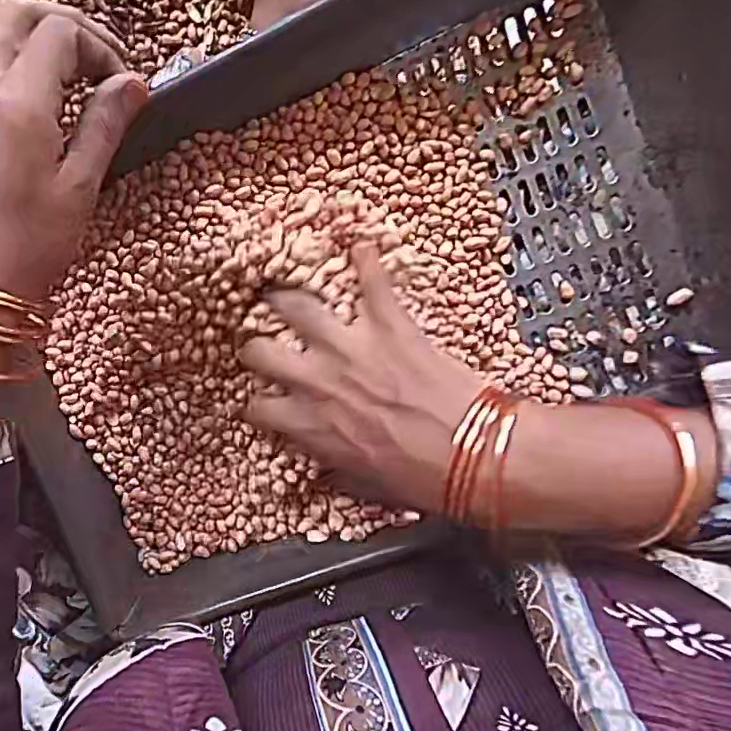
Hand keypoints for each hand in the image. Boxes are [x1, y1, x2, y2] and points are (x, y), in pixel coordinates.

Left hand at [0, 0, 149, 302]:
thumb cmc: (33, 242)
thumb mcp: (81, 184)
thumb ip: (105, 123)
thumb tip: (132, 82)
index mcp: (17, 100)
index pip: (59, 32)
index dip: (100, 46)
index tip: (124, 84)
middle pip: (18, 12)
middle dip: (66, 24)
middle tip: (103, 60)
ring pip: (0, 35)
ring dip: (44, 41)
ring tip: (83, 80)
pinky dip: (25, 64)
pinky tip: (55, 102)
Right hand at [241, 244, 723, 538]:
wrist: (475, 457)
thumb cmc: (421, 478)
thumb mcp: (366, 485)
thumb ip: (335, 472)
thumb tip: (323, 474)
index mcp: (310, 425)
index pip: (257, 408)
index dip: (255, 404)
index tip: (263, 401)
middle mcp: (318, 382)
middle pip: (259, 350)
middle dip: (256, 344)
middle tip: (264, 339)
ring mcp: (350, 349)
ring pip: (297, 307)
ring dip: (288, 296)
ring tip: (286, 288)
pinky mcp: (389, 326)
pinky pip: (372, 281)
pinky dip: (367, 260)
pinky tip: (360, 245)